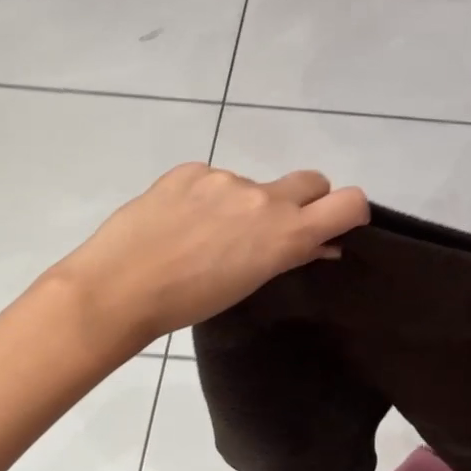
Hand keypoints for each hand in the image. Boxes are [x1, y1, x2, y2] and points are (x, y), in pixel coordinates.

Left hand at [49, 163, 368, 352]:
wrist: (119, 287)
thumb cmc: (192, 300)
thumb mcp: (252, 282)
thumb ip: (292, 254)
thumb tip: (323, 244)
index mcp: (286, 231)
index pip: (350, 202)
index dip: (351, 210)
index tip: (337, 226)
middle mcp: (264, 197)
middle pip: (312, 181)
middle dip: (305, 200)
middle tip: (273, 230)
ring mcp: (225, 179)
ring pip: (254, 186)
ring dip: (245, 204)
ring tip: (206, 236)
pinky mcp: (190, 170)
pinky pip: (214, 179)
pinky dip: (207, 197)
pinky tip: (180, 222)